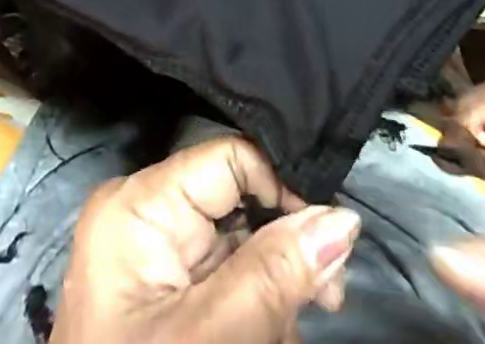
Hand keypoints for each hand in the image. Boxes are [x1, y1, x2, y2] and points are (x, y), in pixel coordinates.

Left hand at [51, 135, 362, 343]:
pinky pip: (230, 273)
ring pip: (244, 239)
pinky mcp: (169, 289)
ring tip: (307, 317)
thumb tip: (344, 218)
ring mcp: (157, 254)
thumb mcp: (214, 334)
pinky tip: (278, 333)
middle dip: (291, 243)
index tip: (331, 237)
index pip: (233, 159)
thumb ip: (278, 272)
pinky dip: (262, 302)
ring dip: (283, 280)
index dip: (286, 187)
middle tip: (331, 293)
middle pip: (242, 199)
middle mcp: (147, 215)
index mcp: (140, 205)